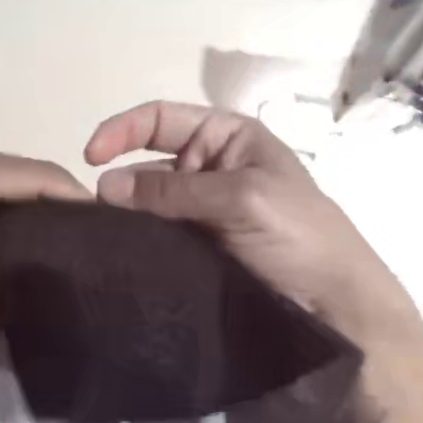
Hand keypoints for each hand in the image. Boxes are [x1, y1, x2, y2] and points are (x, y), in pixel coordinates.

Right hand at [85, 101, 422, 363]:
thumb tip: (104, 186)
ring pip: (147, 205)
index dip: (121, 131)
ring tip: (102, 239)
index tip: (89, 159)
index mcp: (226, 138)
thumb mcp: (239, 197)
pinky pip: (156, 236)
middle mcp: (208, 169)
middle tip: (94, 216)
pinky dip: (137, 241)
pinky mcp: (194, 248)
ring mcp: (200, 212)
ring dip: (125, 217)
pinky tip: (119, 255)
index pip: (160, 120)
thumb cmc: (298, 234)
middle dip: (119, 182)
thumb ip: (171, 190)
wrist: (332, 303)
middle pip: (147, 163)